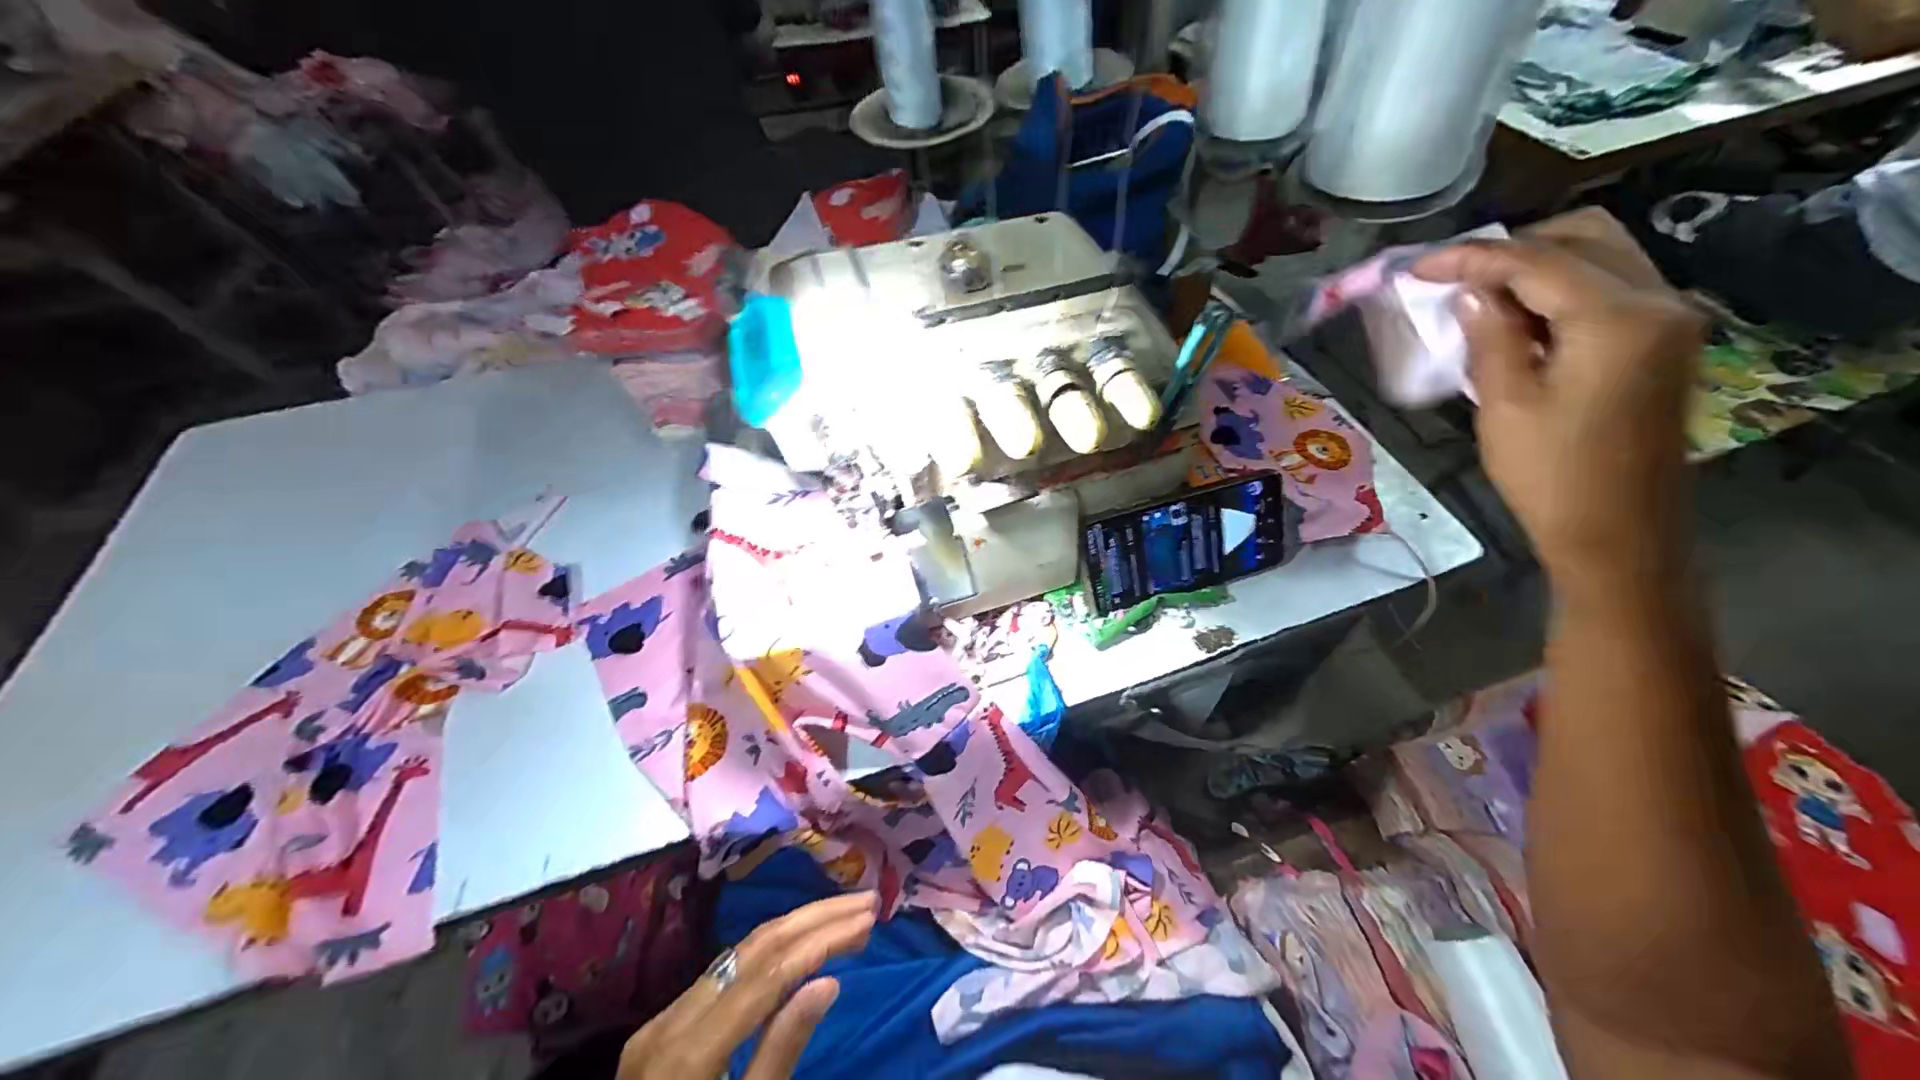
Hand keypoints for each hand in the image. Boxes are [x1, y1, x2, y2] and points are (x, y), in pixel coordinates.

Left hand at [618, 891, 873, 1079]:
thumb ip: (781, 1052)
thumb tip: (829, 981)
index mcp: (690, 1051)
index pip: (768, 974)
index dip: (821, 940)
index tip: (868, 921)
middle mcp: (670, 1021)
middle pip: (752, 950)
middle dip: (814, 919)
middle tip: (866, 902)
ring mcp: (660, 1022)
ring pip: (736, 955)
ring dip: (794, 929)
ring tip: (843, 914)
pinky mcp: (661, 1029)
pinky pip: (722, 977)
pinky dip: (766, 955)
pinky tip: (797, 947)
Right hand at [1414, 217, 1705, 592]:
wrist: (1617, 528)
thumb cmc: (1551, 474)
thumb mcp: (1505, 404)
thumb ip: (1491, 336)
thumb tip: (1473, 294)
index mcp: (1617, 318)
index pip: (1537, 262)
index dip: (1472, 258)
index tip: (1418, 266)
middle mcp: (1658, 301)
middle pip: (1583, 238)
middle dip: (1511, 249)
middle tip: (1453, 277)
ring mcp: (1669, 318)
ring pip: (1602, 255)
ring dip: (1538, 264)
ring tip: (1480, 293)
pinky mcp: (1664, 338)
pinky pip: (1611, 285)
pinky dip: (1562, 286)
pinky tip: (1520, 313)